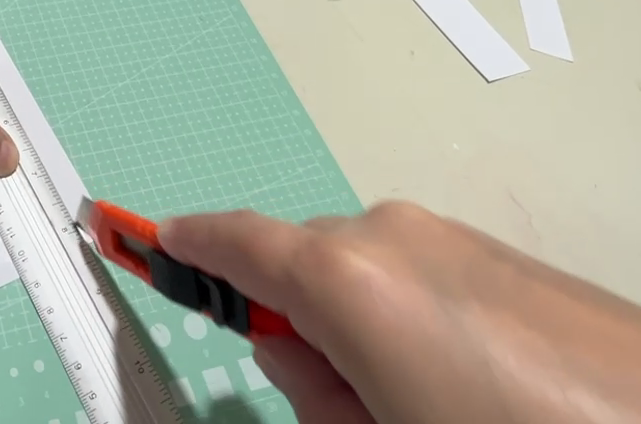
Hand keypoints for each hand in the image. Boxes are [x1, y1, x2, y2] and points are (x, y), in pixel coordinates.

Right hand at [159, 203, 640, 423]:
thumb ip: (316, 400)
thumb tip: (300, 366)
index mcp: (343, 275)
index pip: (228, 240)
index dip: (176, 241)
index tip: (136, 235)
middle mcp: (385, 234)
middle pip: (297, 267)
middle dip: (299, 333)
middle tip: (352, 414)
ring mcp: (450, 238)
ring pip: (361, 275)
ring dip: (363, 335)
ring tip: (435, 412)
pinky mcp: (503, 254)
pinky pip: (419, 277)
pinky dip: (414, 324)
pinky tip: (483, 395)